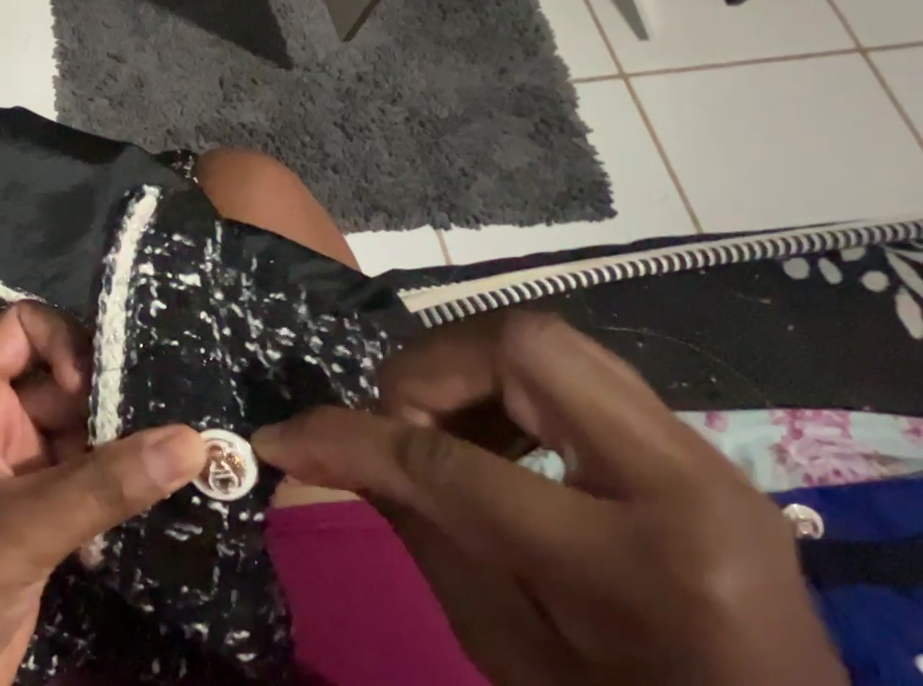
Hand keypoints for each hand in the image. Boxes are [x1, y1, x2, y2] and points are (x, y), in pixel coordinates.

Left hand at [0, 301, 205, 685]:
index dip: (65, 342)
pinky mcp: (40, 516)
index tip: (102, 389)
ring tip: (185, 457)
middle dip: (111, 395)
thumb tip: (192, 440)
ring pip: (80, 431)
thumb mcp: (18, 529)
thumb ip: (103, 485)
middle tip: (173, 422)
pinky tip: (166, 494)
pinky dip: (121, 482)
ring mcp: (17, 472)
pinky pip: (88, 477)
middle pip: (61, 379)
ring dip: (125, 442)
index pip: (19, 331)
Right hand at [253, 310, 844, 685]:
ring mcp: (706, 456)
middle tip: (392, 425)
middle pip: (524, 346)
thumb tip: (324, 447)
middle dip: (427, 369)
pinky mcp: (698, 444)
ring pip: (551, 340)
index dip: (351, 438)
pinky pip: (577, 370)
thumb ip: (417, 529)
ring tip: (437, 430)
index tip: (281, 436)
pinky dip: (505, 385)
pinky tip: (490, 438)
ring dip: (464, 369)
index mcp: (634, 569)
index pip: (452, 465)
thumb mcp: (502, 647)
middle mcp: (685, 484)